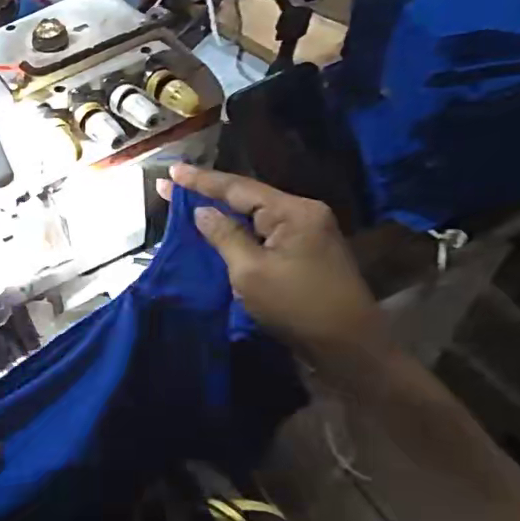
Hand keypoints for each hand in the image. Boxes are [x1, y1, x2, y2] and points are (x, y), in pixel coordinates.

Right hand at [159, 164, 383, 357]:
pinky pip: (264, 233)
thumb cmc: (298, 307)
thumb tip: (202, 212)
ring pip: (255, 216)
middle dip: (208, 193)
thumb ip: (224, 236)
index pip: (238, 188)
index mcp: (294, 211)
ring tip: (187, 202)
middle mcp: (304, 214)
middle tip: (170, 185)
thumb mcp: (251, 272)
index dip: (200, 180)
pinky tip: (218, 229)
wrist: (349, 349)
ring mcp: (308, 234)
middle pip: (247, 197)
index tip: (171, 170)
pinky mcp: (305, 254)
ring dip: (222, 212)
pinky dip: (238, 231)